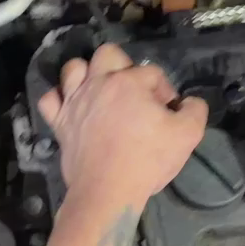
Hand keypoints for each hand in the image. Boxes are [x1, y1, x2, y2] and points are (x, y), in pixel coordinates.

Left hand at [37, 43, 208, 208]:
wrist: (107, 191)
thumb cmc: (147, 160)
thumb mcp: (188, 135)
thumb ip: (195, 110)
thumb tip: (190, 102)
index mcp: (129, 82)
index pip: (152, 72)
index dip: (164, 91)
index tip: (168, 113)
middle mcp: (98, 83)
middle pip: (108, 54)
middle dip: (124, 66)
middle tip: (134, 92)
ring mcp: (74, 101)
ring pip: (73, 68)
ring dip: (87, 75)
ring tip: (100, 92)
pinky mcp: (59, 122)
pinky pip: (49, 99)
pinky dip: (59, 99)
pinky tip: (71, 107)